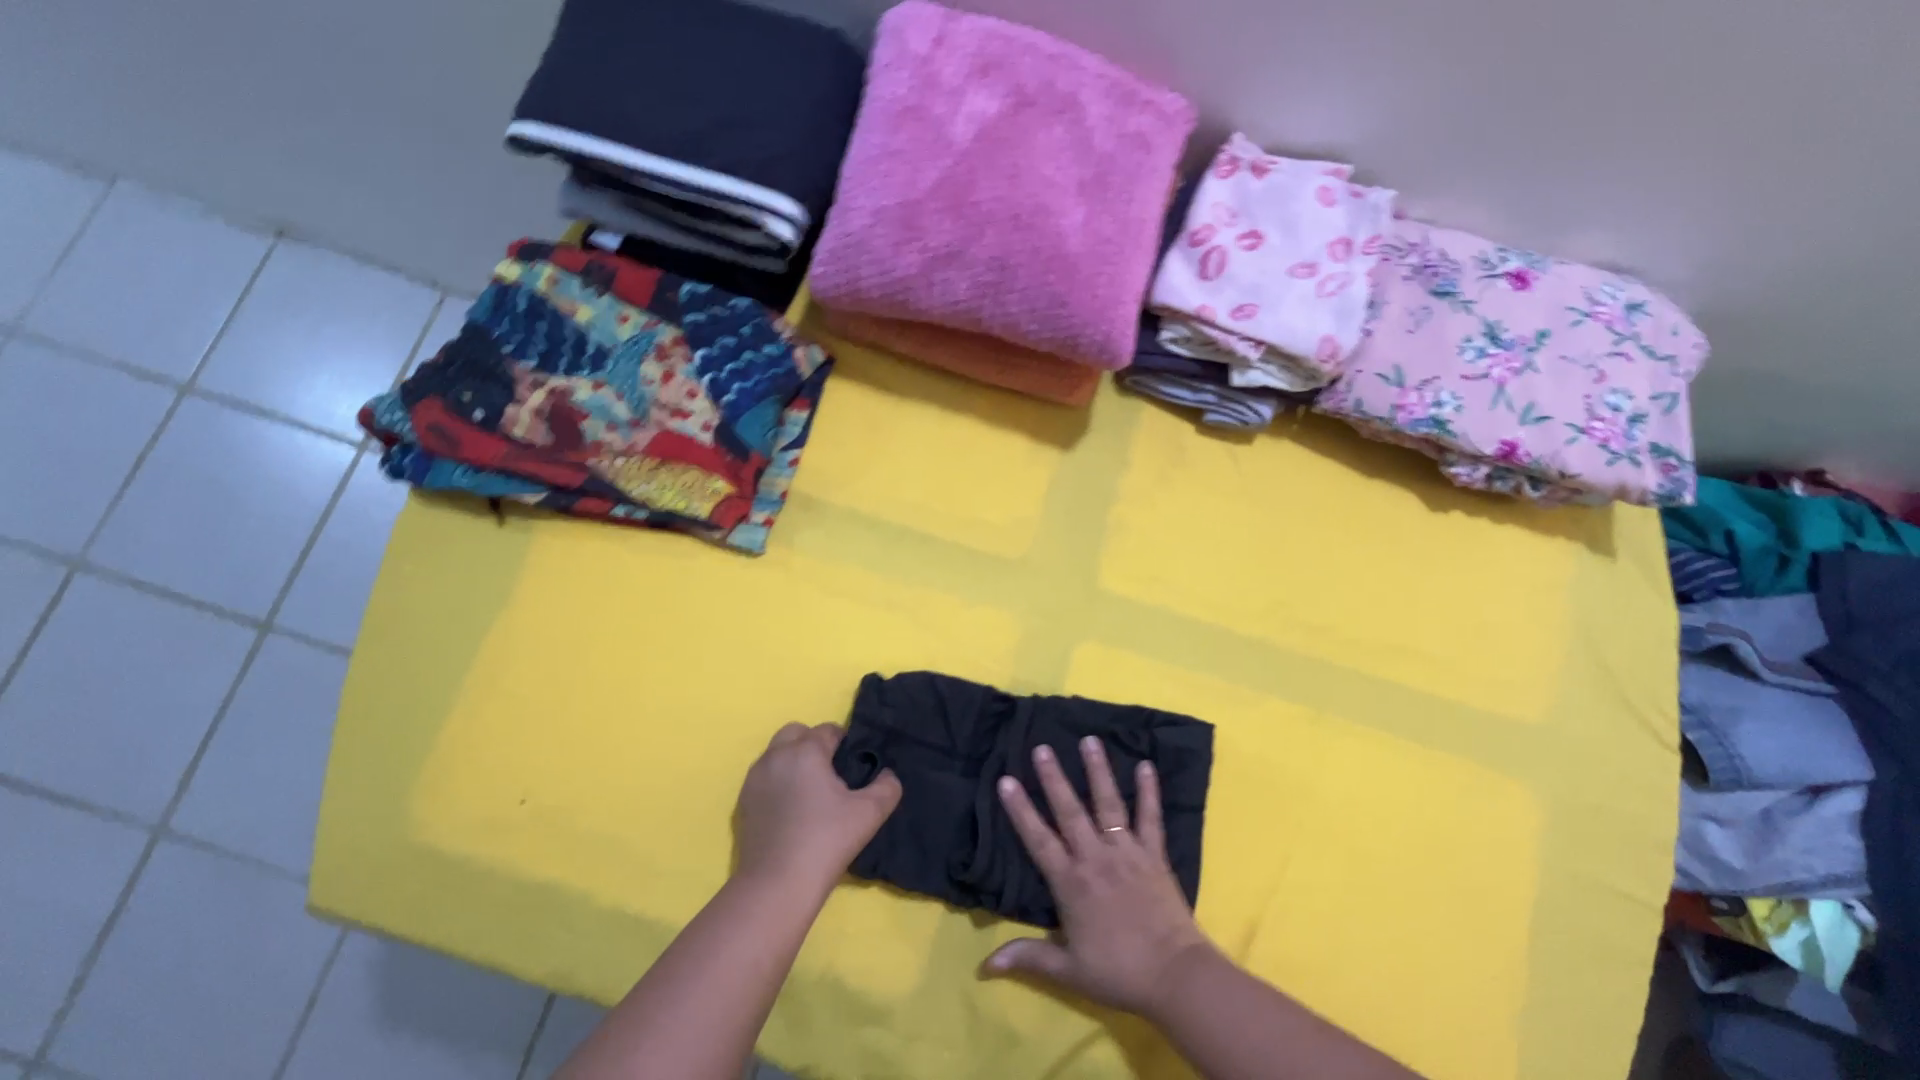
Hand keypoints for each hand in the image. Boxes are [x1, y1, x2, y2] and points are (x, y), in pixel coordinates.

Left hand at [733, 723, 901, 896]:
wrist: (777, 884)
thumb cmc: (826, 841)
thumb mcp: (870, 814)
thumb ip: (887, 787)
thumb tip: (887, 775)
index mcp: (805, 752)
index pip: (828, 730)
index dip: (845, 743)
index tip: (854, 766)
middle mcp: (776, 756)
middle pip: (796, 733)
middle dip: (814, 744)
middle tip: (831, 774)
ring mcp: (755, 778)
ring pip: (777, 754)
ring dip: (794, 761)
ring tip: (811, 793)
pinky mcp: (743, 801)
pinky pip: (764, 777)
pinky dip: (778, 782)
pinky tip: (791, 810)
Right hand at [981, 736, 1215, 1016]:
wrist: (1176, 975)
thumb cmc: (1119, 972)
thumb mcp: (1068, 970)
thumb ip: (1028, 958)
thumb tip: (985, 965)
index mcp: (1071, 883)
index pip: (1039, 839)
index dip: (1021, 810)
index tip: (1006, 780)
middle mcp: (1096, 859)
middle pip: (1070, 812)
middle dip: (1054, 779)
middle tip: (1042, 747)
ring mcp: (1128, 854)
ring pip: (1109, 805)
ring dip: (1098, 772)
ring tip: (1089, 741)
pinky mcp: (1155, 856)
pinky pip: (1151, 818)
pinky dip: (1149, 792)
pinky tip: (1146, 765)